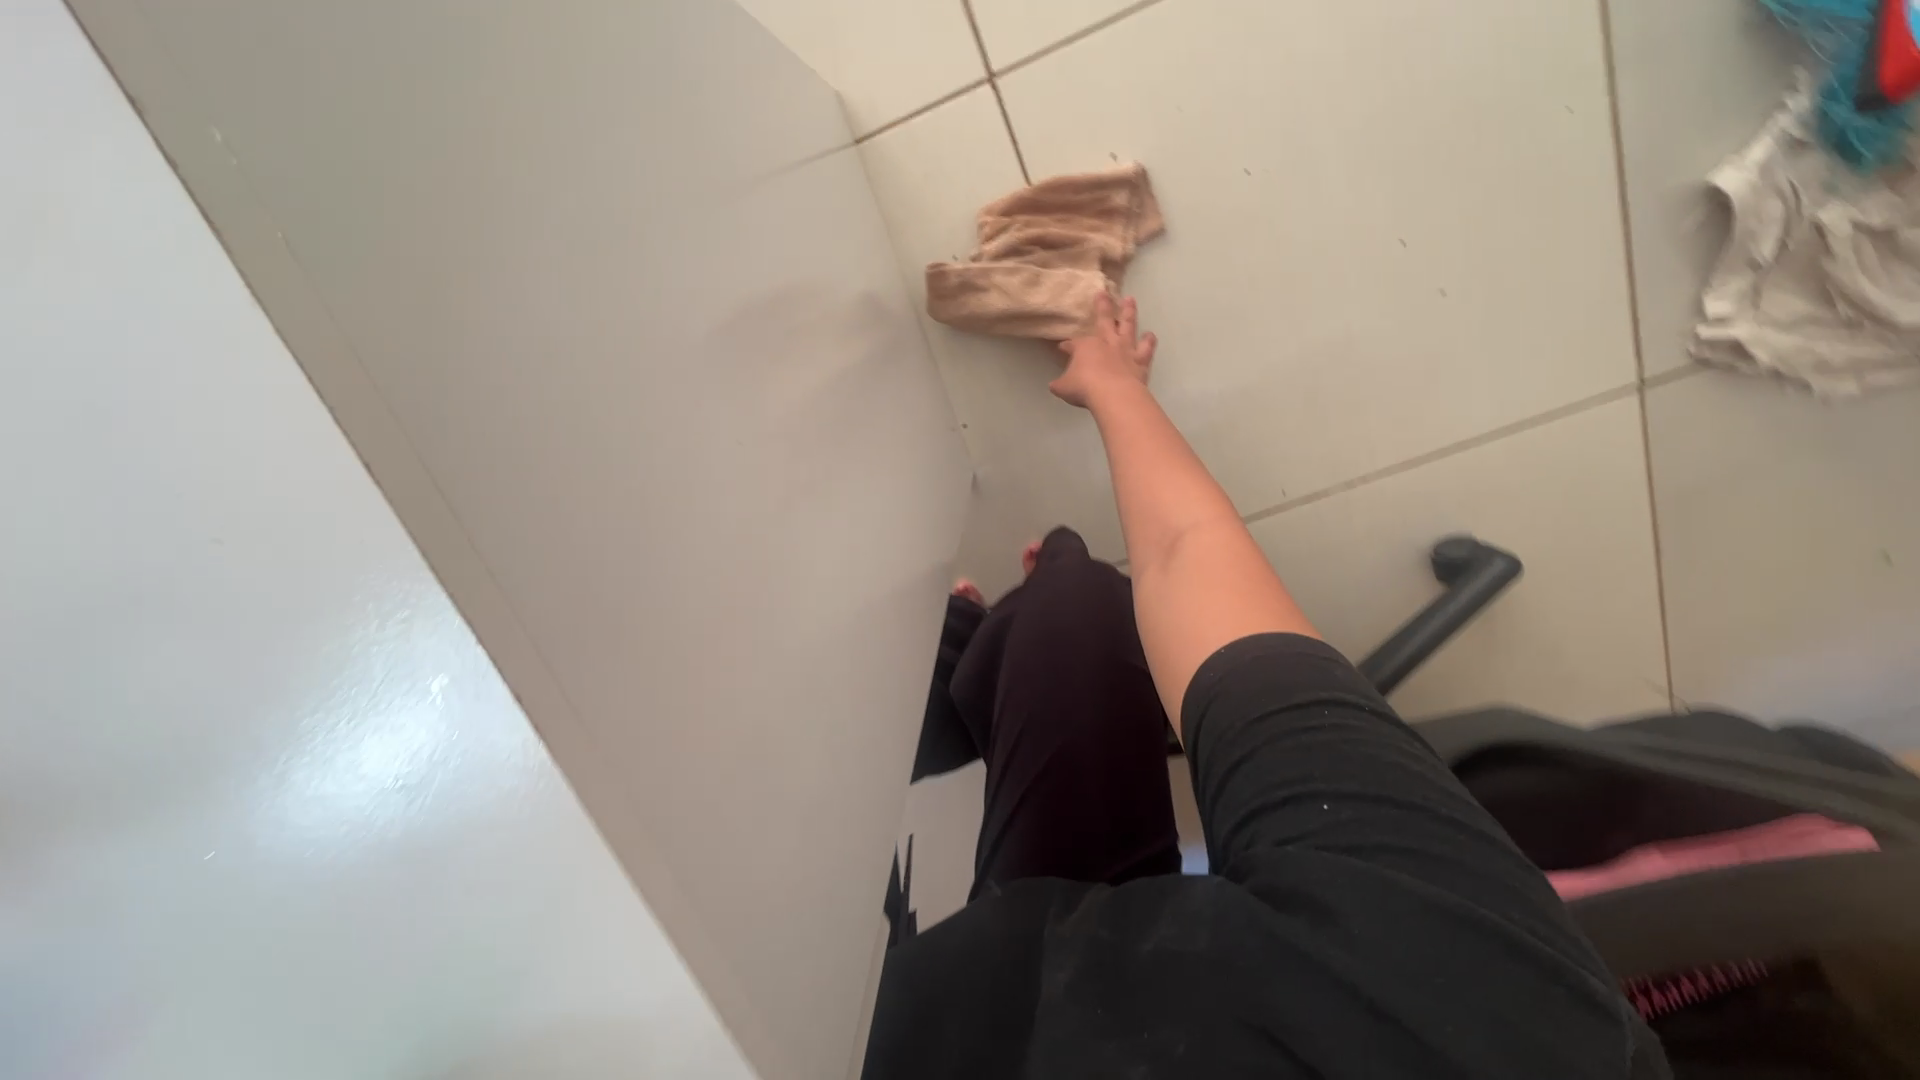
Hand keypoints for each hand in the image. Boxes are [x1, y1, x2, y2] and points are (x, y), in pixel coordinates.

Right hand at [1051, 293, 1157, 408]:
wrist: (1113, 394)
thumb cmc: (1085, 388)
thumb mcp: (1063, 388)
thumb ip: (1060, 384)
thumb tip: (1054, 385)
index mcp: (1085, 347)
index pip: (1074, 344)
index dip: (1067, 346)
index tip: (1063, 347)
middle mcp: (1106, 342)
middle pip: (1104, 320)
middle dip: (1102, 306)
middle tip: (1103, 293)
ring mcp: (1125, 349)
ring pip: (1127, 326)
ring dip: (1128, 312)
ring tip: (1129, 300)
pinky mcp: (1140, 360)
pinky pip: (1146, 348)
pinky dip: (1149, 341)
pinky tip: (1150, 335)